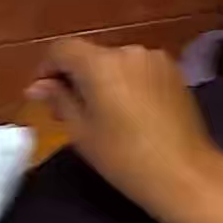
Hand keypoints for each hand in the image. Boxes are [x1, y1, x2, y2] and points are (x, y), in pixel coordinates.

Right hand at [29, 39, 222, 214]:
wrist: (184, 173)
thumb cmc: (124, 158)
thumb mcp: (82, 131)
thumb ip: (59, 99)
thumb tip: (38, 86)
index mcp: (101, 63)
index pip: (62, 49)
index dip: (47, 69)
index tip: (42, 95)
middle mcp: (129, 51)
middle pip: (91, 55)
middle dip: (75, 77)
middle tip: (66, 111)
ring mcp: (155, 59)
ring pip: (116, 63)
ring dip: (102, 80)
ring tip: (100, 114)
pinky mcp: (174, 72)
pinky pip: (138, 70)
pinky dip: (126, 83)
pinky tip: (128, 112)